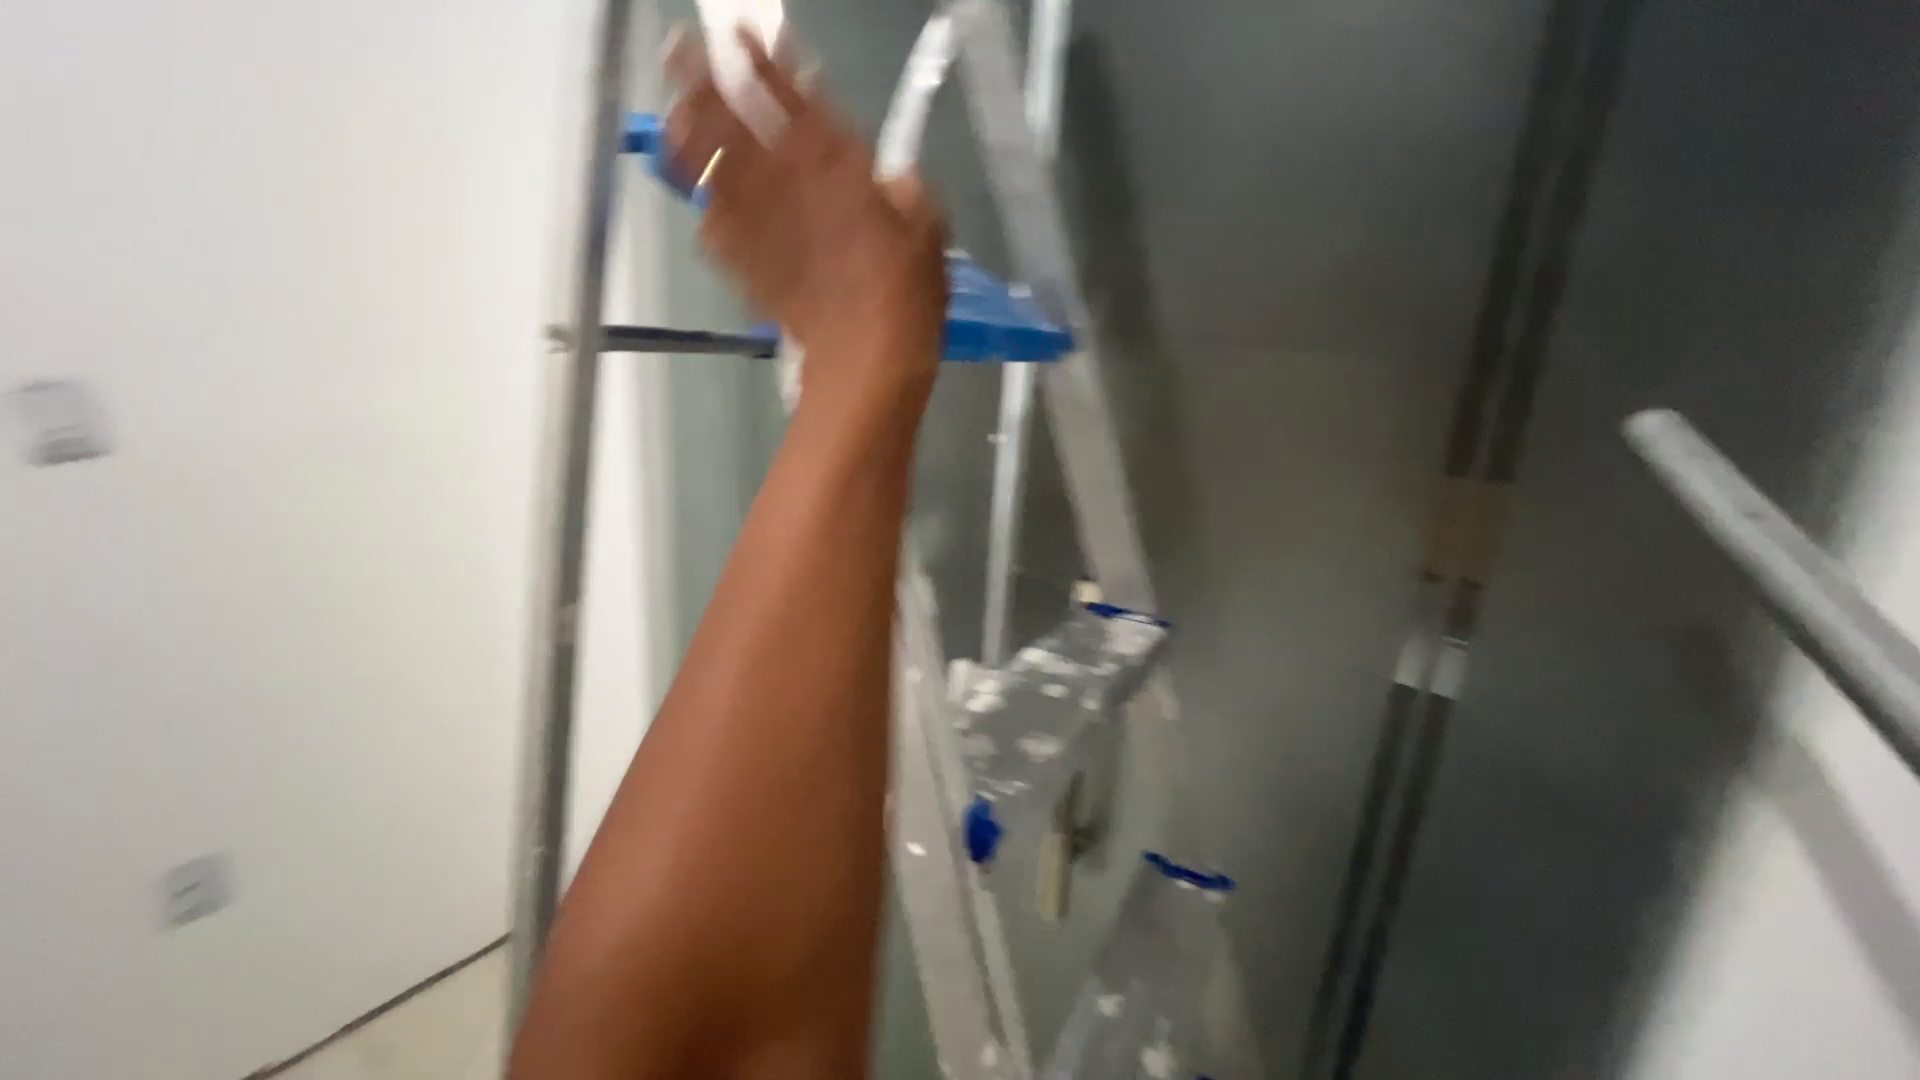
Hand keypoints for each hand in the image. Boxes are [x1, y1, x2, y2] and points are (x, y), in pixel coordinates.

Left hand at [665, 26, 946, 420]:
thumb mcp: (925, 226)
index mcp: (833, 157)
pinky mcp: (741, 260)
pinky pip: (710, 222)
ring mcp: (755, 218)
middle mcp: (783, 175)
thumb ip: (902, 191)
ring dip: (686, 131)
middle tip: (680, 52)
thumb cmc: (905, 289)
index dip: (760, 56)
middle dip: (699, 76)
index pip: (786, 90)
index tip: (739, 32)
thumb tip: (889, 180)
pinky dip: (705, 205)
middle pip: (726, 113)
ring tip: (675, 113)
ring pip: (705, 162)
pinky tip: (705, 199)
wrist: (863, 355)